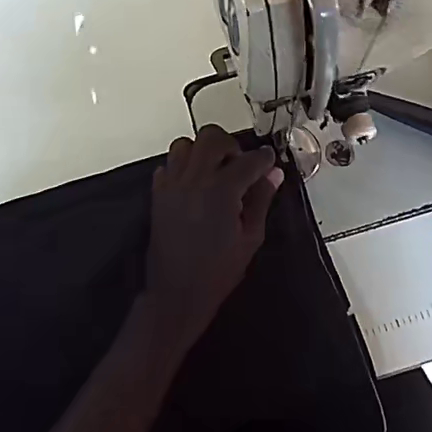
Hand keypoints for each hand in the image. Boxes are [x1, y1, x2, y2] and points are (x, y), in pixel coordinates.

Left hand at [143, 125, 284, 340]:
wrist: (177, 293)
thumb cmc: (218, 271)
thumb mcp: (250, 238)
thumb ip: (261, 200)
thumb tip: (273, 175)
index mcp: (222, 191)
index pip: (249, 160)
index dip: (264, 159)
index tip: (270, 162)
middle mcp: (194, 180)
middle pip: (212, 138)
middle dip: (231, 145)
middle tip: (241, 164)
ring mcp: (172, 185)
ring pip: (185, 145)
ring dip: (203, 151)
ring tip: (216, 171)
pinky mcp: (158, 194)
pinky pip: (169, 165)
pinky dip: (183, 167)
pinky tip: (195, 185)